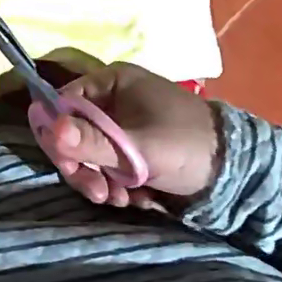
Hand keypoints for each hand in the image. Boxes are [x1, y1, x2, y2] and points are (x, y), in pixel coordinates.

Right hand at [46, 63, 219, 208]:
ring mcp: (122, 125)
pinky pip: (107, 167)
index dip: (59, 136)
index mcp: (113, 82)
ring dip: (99, 181)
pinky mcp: (132, 149)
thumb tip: (49, 129)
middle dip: (83, 168)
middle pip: (73, 134)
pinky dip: (114, 185)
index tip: (70, 166)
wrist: (233, 171)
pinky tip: (133, 198)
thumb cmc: (185, 146)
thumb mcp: (137, 147)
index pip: (63, 104)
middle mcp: (113, 99)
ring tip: (120, 199)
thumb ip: (92, 141)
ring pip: (89, 155)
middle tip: (98, 194)